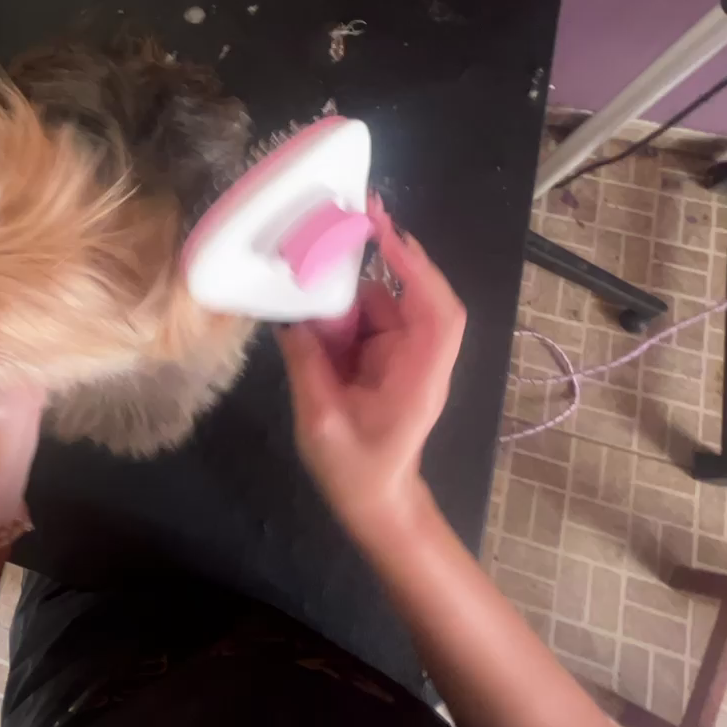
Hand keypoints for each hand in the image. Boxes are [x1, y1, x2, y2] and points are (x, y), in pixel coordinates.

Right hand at [275, 196, 465, 536]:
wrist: (376, 503)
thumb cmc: (358, 473)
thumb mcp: (321, 423)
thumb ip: (307, 366)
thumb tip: (290, 320)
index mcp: (419, 376)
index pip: (436, 313)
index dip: (417, 270)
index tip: (386, 234)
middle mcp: (416, 357)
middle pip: (408, 296)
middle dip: (383, 259)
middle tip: (346, 223)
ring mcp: (399, 355)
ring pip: (378, 305)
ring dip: (342, 296)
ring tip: (302, 282)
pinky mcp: (380, 358)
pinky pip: (361, 322)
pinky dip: (333, 314)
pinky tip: (304, 313)